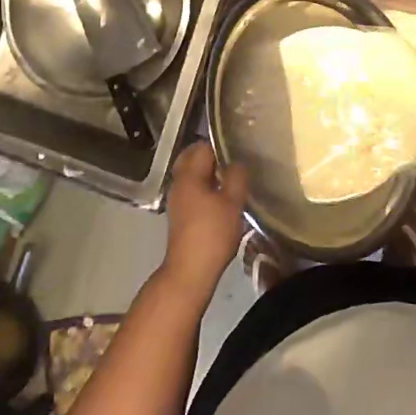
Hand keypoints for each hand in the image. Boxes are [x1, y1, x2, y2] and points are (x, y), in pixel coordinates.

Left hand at [163, 142, 248, 291]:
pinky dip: (205, 187)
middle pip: (191, 159)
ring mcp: (177, 199)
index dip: (220, 145)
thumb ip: (236, 178)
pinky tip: (221, 197)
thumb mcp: (232, 203)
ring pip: (191, 175)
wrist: (191, 269)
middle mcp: (178, 184)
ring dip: (208, 173)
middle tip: (234, 161)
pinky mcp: (180, 214)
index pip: (201, 147)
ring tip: (231, 178)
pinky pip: (192, 190)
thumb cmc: (213, 233)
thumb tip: (237, 163)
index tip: (238, 147)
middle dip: (211, 157)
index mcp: (189, 176)